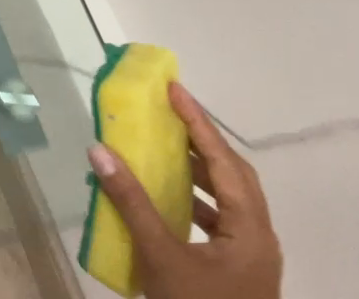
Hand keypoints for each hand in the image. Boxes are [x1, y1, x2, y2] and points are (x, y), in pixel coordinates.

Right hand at [89, 82, 281, 298]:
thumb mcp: (160, 256)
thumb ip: (131, 202)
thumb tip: (99, 149)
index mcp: (251, 231)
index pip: (224, 163)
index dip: (199, 124)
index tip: (174, 89)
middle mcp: (259, 238)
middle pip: (235, 176)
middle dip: (202, 141)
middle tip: (169, 112)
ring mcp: (250, 256)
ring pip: (229, 198)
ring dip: (197, 169)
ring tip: (162, 147)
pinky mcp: (235, 269)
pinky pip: (218, 218)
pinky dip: (193, 197)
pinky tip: (166, 198)